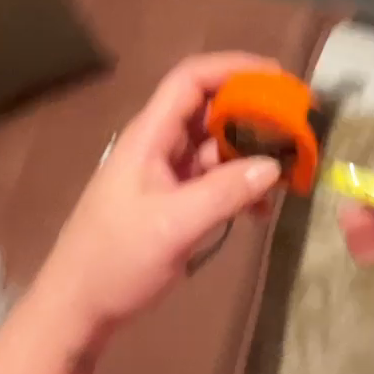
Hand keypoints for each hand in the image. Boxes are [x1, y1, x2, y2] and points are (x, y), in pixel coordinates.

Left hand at [28, 53, 284, 348]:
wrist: (77, 306)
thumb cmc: (117, 258)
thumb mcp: (174, 226)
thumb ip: (224, 193)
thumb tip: (274, 165)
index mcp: (150, 134)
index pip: (191, 80)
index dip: (233, 68)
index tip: (277, 77)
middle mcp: (159, 143)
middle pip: (209, 108)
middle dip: (252, 111)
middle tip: (296, 125)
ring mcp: (166, 171)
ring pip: (215, 144)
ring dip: (251, 152)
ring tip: (290, 170)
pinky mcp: (173, 198)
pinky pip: (214, 177)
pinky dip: (240, 184)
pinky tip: (262, 210)